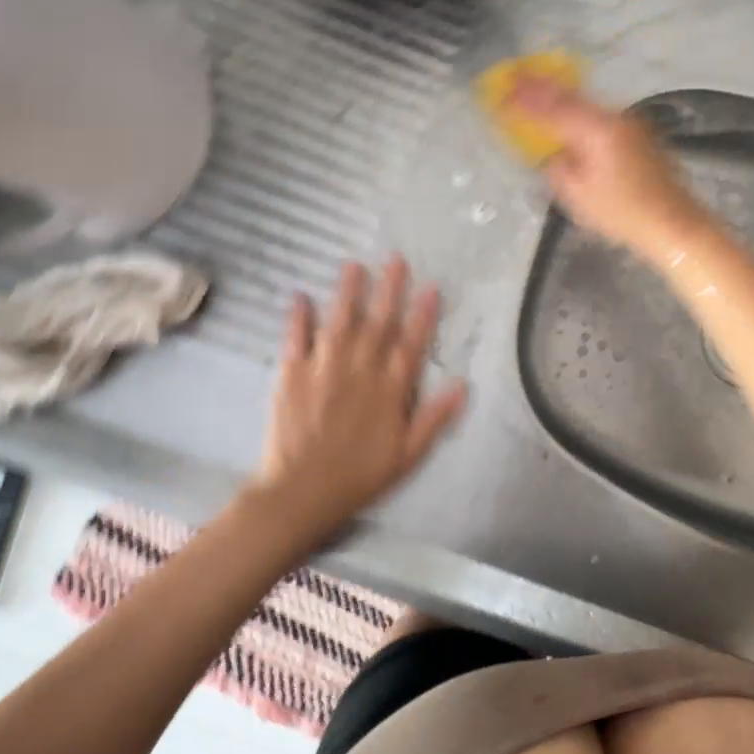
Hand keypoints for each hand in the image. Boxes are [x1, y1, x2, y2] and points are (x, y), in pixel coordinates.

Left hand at [250, 258, 466, 529]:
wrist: (300, 493)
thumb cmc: (359, 477)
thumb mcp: (408, 455)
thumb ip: (434, 418)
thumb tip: (462, 384)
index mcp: (390, 391)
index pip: (411, 344)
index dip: (422, 315)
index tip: (430, 286)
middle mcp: (359, 372)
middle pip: (378, 324)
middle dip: (389, 290)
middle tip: (395, 259)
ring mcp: (323, 370)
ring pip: (340, 323)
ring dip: (348, 293)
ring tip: (354, 265)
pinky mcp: (291, 375)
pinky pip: (296, 339)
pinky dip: (298, 317)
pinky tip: (300, 295)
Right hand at [507, 80, 710, 261]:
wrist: (674, 223)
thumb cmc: (624, 214)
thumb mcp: (578, 196)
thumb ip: (558, 168)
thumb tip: (553, 154)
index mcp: (596, 130)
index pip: (552, 108)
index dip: (524, 100)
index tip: (501, 92)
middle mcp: (614, 117)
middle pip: (571, 95)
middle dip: (541, 87)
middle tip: (514, 77)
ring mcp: (631, 123)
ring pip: (588, 103)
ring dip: (561, 97)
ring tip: (536, 90)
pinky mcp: (640, 134)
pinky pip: (601, 114)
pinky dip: (580, 111)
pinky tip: (570, 116)